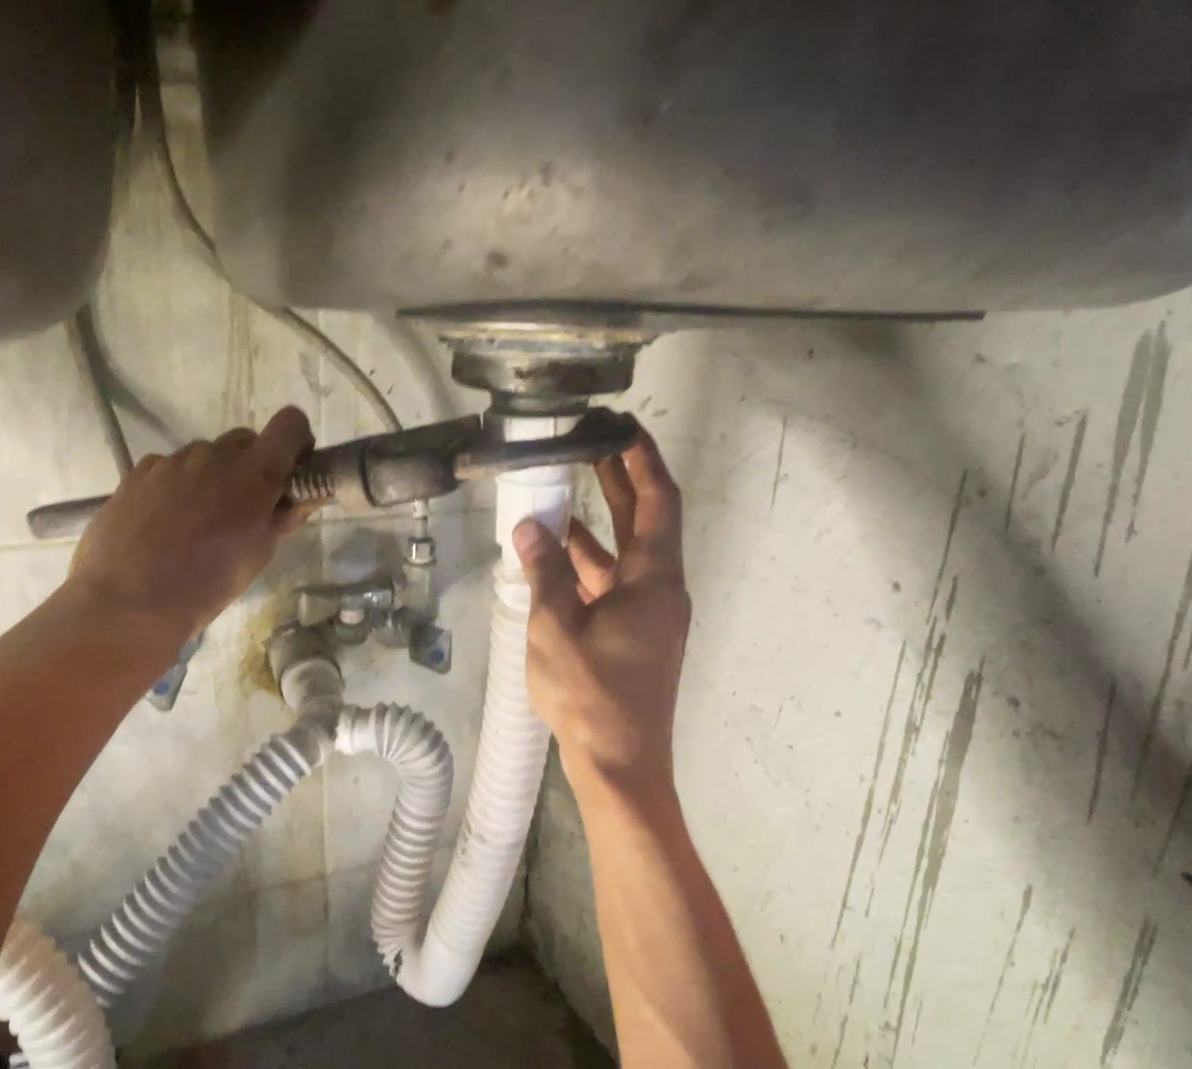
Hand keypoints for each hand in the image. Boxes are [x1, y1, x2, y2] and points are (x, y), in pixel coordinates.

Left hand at [68, 407, 316, 635]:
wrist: (128, 603)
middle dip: (251, 466)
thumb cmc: (207, 585)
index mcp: (254, 473)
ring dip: (210, 477)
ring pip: (205, 456)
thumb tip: (298, 498)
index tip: (290, 471)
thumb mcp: (258, 555)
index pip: (290, 424)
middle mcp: (214, 454)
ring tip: (195, 522)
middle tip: (241, 508)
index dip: (295, 442)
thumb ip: (282, 517)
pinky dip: (175, 486)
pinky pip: (169, 467)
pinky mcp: (139, 471)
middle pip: (245, 440)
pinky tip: (163, 523)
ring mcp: (172, 460)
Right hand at [513, 430, 690, 792]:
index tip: (623, 426)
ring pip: (625, 554)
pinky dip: (587, 563)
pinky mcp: (634, 636)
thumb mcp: (557, 629)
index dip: (643, 460)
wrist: (620, 766)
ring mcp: (649, 615)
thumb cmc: (592, 696)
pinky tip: (554, 553)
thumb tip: (531, 530)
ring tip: (562, 489)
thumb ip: (545, 574)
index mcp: (654, 581)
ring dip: (598, 522)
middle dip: (620, 480)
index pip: (658, 502)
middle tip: (591, 443)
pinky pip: (613, 584)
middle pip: (647, 521)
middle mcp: (661, 590)